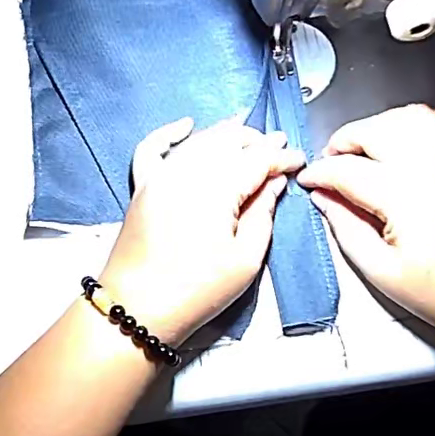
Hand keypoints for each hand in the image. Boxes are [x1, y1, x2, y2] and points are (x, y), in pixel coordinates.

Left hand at [97, 117, 307, 345]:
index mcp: (216, 189)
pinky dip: (170, 133)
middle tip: (277, 149)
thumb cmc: (194, 291)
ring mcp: (160, 176)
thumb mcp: (245, 259)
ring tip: (247, 135)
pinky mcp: (143, 186)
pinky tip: (187, 126)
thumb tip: (273, 184)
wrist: (136, 309)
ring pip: (199, 140)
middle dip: (257, 141)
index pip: (257, 159)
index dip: (281, 157)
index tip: (298, 161)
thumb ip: (263, 214)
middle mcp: (187, 172)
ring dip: (226, 134)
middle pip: (229, 140)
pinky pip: (153, 147)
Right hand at [297, 104, 434, 359]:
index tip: (310, 181)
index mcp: (410, 202)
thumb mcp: (383, 273)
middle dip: (346, 139)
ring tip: (365, 149)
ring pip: (413, 116)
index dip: (321, 173)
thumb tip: (325, 200)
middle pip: (379, 130)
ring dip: (380, 125)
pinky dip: (420, 125)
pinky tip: (406, 143)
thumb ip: (347, 229)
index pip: (350, 171)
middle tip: (332, 162)